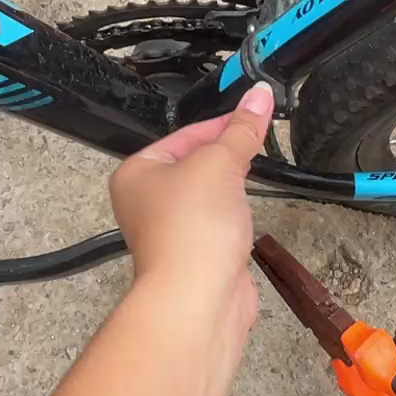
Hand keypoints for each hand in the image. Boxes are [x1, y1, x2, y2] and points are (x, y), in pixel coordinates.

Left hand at [107, 82, 273, 324]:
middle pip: (195, 162)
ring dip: (230, 187)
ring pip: (207, 194)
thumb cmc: (189, 232)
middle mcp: (147, 201)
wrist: (198, 299)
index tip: (252, 114)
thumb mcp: (220, 163)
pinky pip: (217, 223)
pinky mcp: (196, 254)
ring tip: (249, 177)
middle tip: (255, 141)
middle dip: (226, 155)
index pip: (184, 134)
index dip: (221, 123)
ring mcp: (171, 230)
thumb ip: (242, 130)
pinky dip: (234, 216)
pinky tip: (245, 216)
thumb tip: (258, 97)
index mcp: (137, 172)